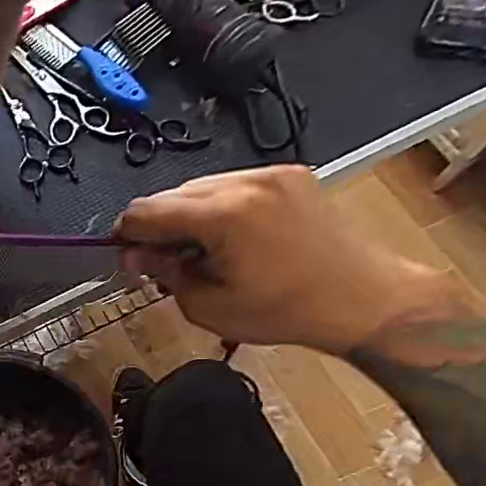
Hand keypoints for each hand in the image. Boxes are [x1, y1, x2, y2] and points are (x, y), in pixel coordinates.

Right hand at [115, 166, 460, 353]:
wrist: (360, 298)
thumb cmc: (286, 312)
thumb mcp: (210, 308)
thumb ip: (165, 276)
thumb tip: (137, 255)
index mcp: (223, 214)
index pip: (148, 210)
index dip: (127, 233)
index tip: (124, 253)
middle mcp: (245, 180)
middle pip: (174, 193)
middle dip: (160, 226)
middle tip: (163, 263)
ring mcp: (271, 173)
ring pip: (204, 186)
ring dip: (190, 216)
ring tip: (203, 254)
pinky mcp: (290, 175)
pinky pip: (236, 185)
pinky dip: (222, 208)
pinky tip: (232, 240)